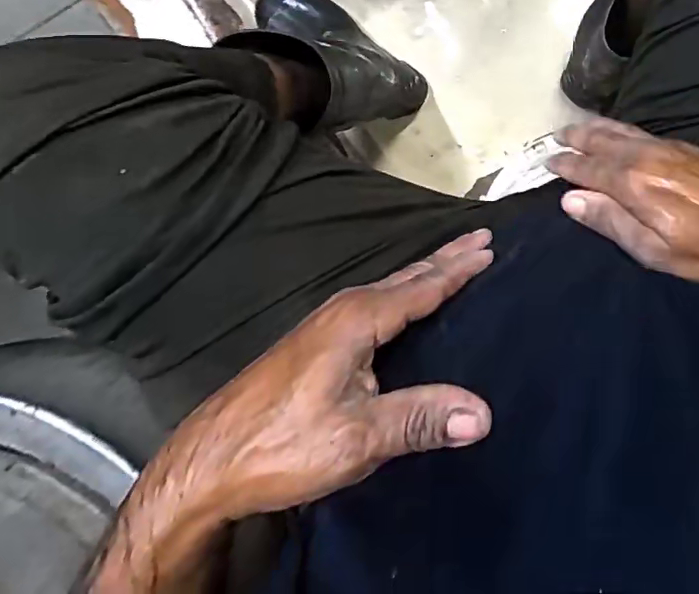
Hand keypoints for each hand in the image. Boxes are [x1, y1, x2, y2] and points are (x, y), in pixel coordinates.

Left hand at [82, 232, 495, 593]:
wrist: (209, 459)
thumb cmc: (283, 444)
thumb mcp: (357, 438)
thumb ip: (419, 420)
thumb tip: (482, 414)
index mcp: (359, 319)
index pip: (422, 286)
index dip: (458, 269)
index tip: (489, 248)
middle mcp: (344, 309)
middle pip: (407, 276)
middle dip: (446, 257)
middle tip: (480, 239)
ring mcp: (326, 322)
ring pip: (389, 286)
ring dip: (424, 272)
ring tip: (451, 263)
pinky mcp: (317, 340)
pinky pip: (375, 300)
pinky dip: (403, 291)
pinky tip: (402, 304)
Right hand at [547, 119, 698, 285]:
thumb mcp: (652, 250)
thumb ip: (609, 221)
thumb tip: (570, 199)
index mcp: (631, 183)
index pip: (588, 168)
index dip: (566, 165)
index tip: (549, 162)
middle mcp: (642, 156)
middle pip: (600, 141)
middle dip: (576, 138)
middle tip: (556, 136)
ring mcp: (662, 147)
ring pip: (619, 130)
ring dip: (594, 127)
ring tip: (578, 126)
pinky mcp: (680, 146)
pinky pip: (637, 130)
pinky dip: (618, 127)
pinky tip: (616, 130)